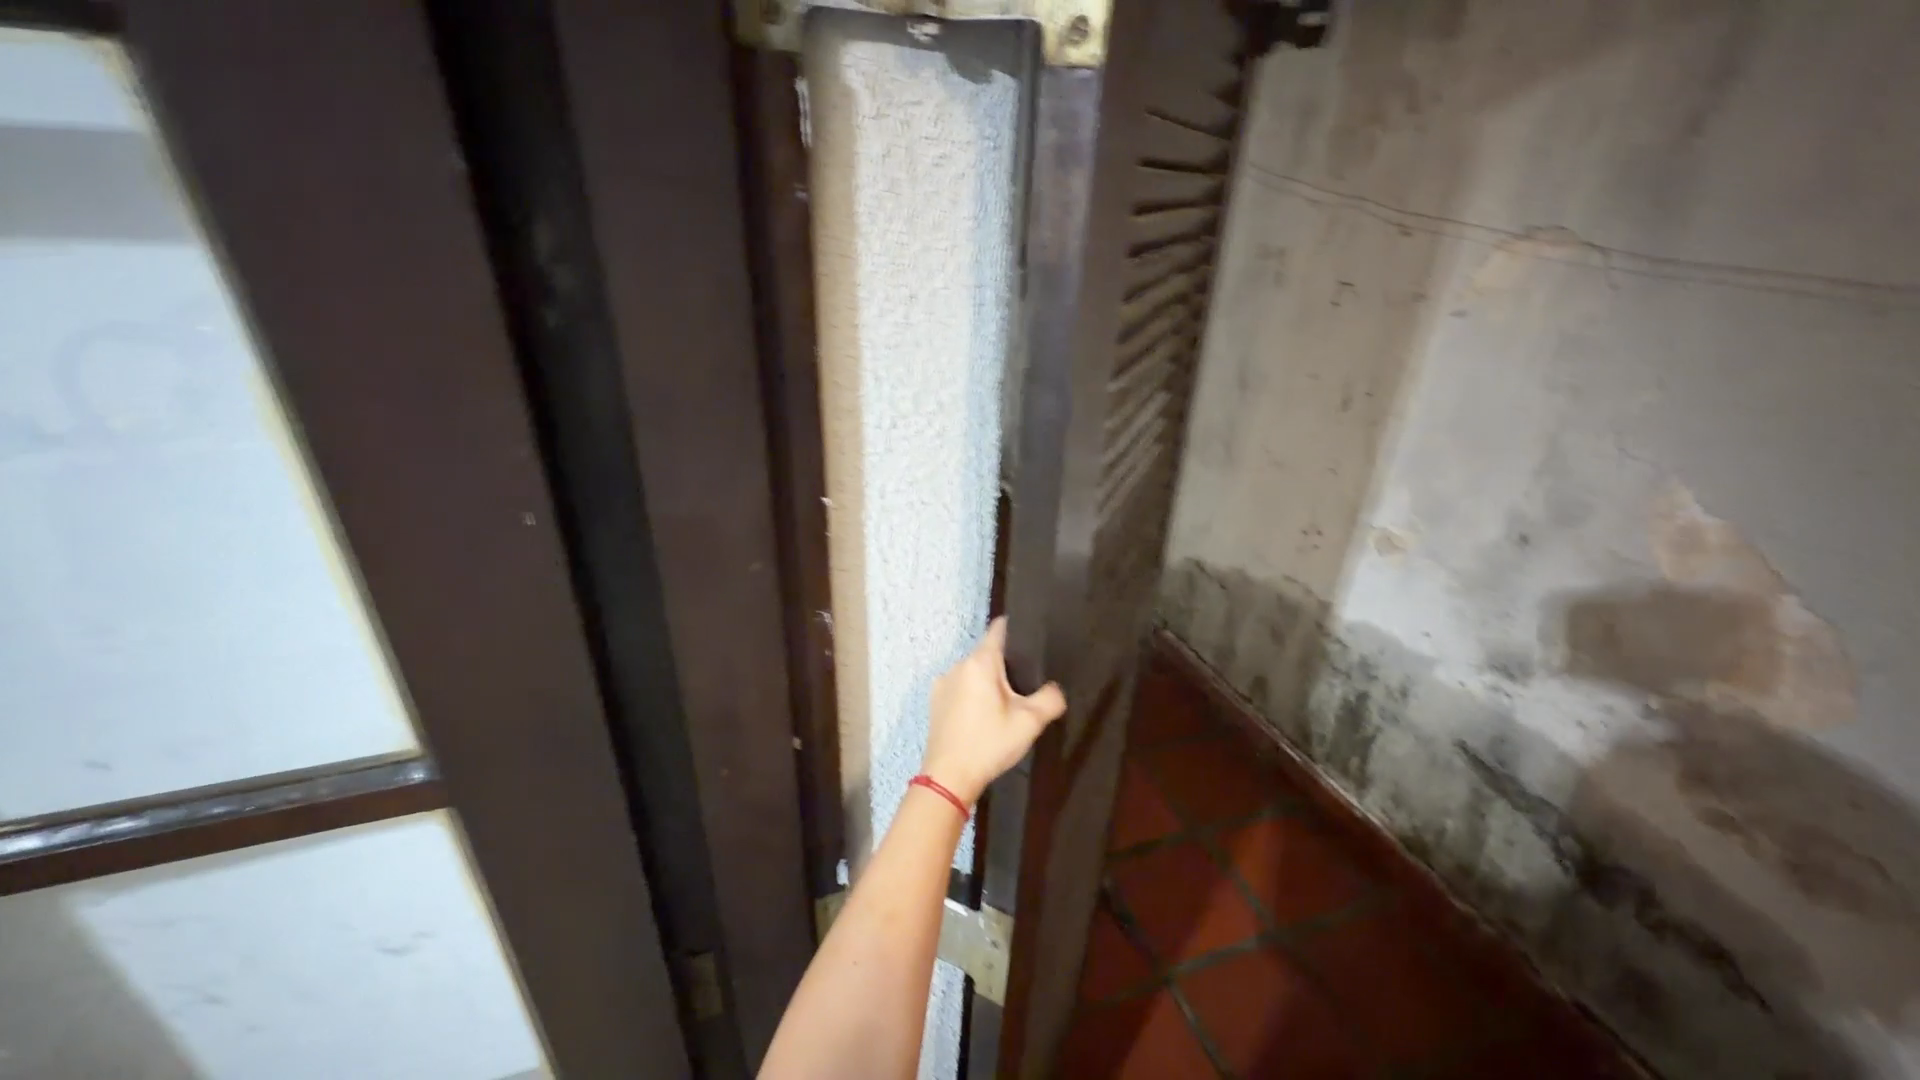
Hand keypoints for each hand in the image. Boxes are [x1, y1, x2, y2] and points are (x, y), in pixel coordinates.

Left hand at [921, 617, 1067, 805]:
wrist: (948, 777)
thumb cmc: (989, 744)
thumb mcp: (1029, 722)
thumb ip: (1050, 699)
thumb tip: (1055, 689)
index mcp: (980, 662)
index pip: (999, 629)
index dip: (1017, 628)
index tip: (1031, 635)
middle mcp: (958, 665)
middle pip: (987, 654)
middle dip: (1006, 664)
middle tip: (1026, 683)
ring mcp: (942, 684)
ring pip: (973, 673)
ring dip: (988, 682)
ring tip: (1006, 704)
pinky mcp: (935, 702)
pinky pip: (960, 688)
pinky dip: (973, 695)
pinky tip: (984, 716)